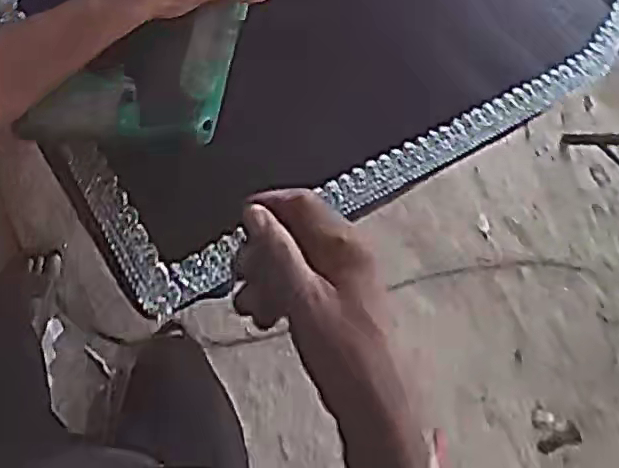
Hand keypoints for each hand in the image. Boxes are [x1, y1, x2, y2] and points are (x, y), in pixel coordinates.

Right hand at [235, 190, 430, 467]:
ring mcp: (346, 279)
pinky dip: (280, 293)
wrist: (380, 417)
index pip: (300, 201)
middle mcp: (348, 254)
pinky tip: (267, 316)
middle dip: (261, 250)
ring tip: (250, 305)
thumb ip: (277, 250)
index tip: (238, 222)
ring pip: (293, 259)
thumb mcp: (303, 298)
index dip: (266, 205)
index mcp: (345, 244)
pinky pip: (302, 283)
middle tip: (240, 275)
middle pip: (293, 231)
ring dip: (266, 275)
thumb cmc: (346, 356)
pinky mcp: (341, 304)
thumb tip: (254, 212)